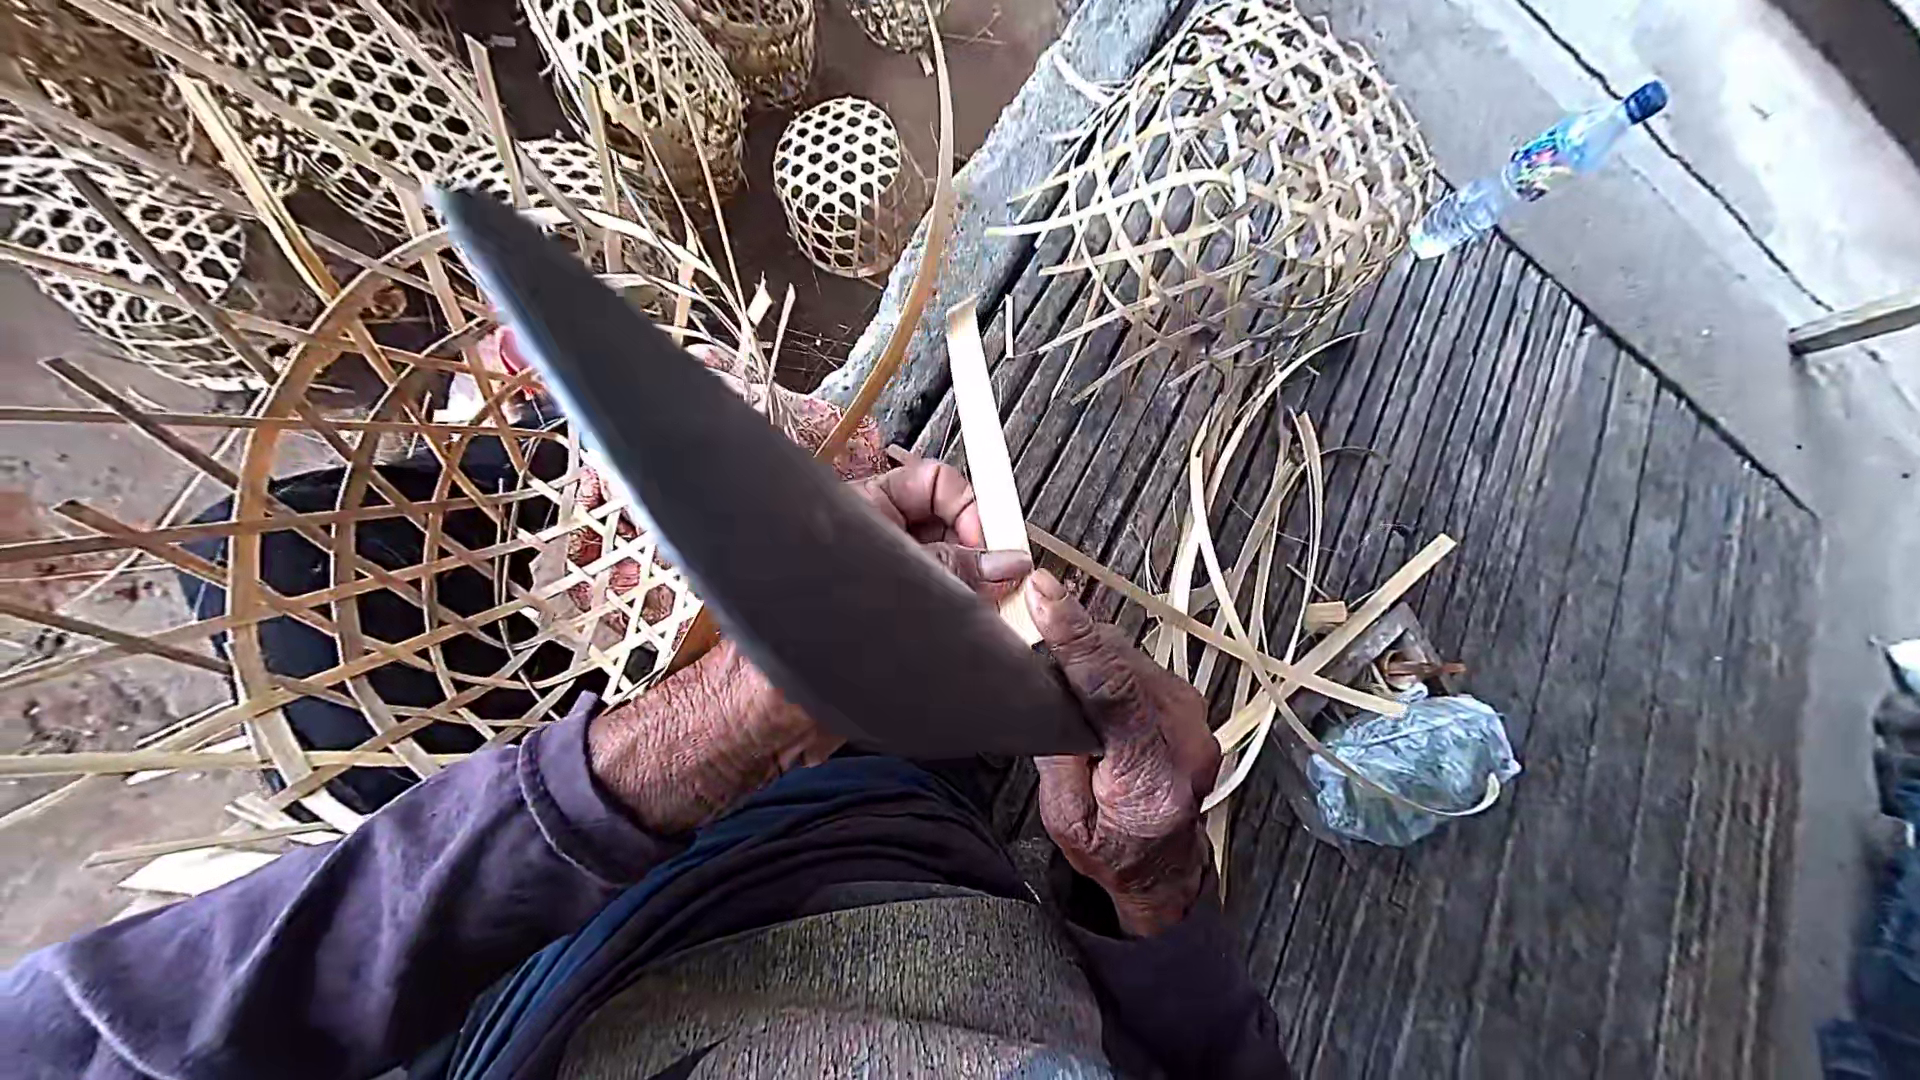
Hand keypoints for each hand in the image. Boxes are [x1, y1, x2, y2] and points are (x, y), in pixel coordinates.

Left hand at [587, 458, 1029, 833]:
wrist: (770, 711)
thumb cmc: (794, 635)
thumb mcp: (883, 586)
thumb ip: (951, 571)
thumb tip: (1005, 564)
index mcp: (868, 512)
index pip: (935, 483)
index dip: (968, 505)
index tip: (988, 539)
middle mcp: (889, 544)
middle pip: (956, 528)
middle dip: (983, 552)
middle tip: (1003, 581)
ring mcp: (903, 586)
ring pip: (962, 572)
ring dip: (984, 591)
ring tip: (994, 613)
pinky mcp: (912, 624)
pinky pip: (957, 612)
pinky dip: (975, 622)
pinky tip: (983, 635)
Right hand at [1029, 569, 1220, 936]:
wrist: (1166, 866)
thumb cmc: (1118, 850)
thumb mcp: (1066, 816)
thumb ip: (1056, 750)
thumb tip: (1044, 685)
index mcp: (1151, 773)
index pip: (1112, 687)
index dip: (1074, 637)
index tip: (1044, 596)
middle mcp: (1183, 735)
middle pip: (1118, 659)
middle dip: (1073, 642)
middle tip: (1034, 642)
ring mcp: (1191, 714)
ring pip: (1128, 653)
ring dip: (1091, 654)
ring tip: (1066, 680)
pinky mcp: (1187, 701)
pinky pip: (1138, 661)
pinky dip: (1108, 662)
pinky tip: (1092, 684)